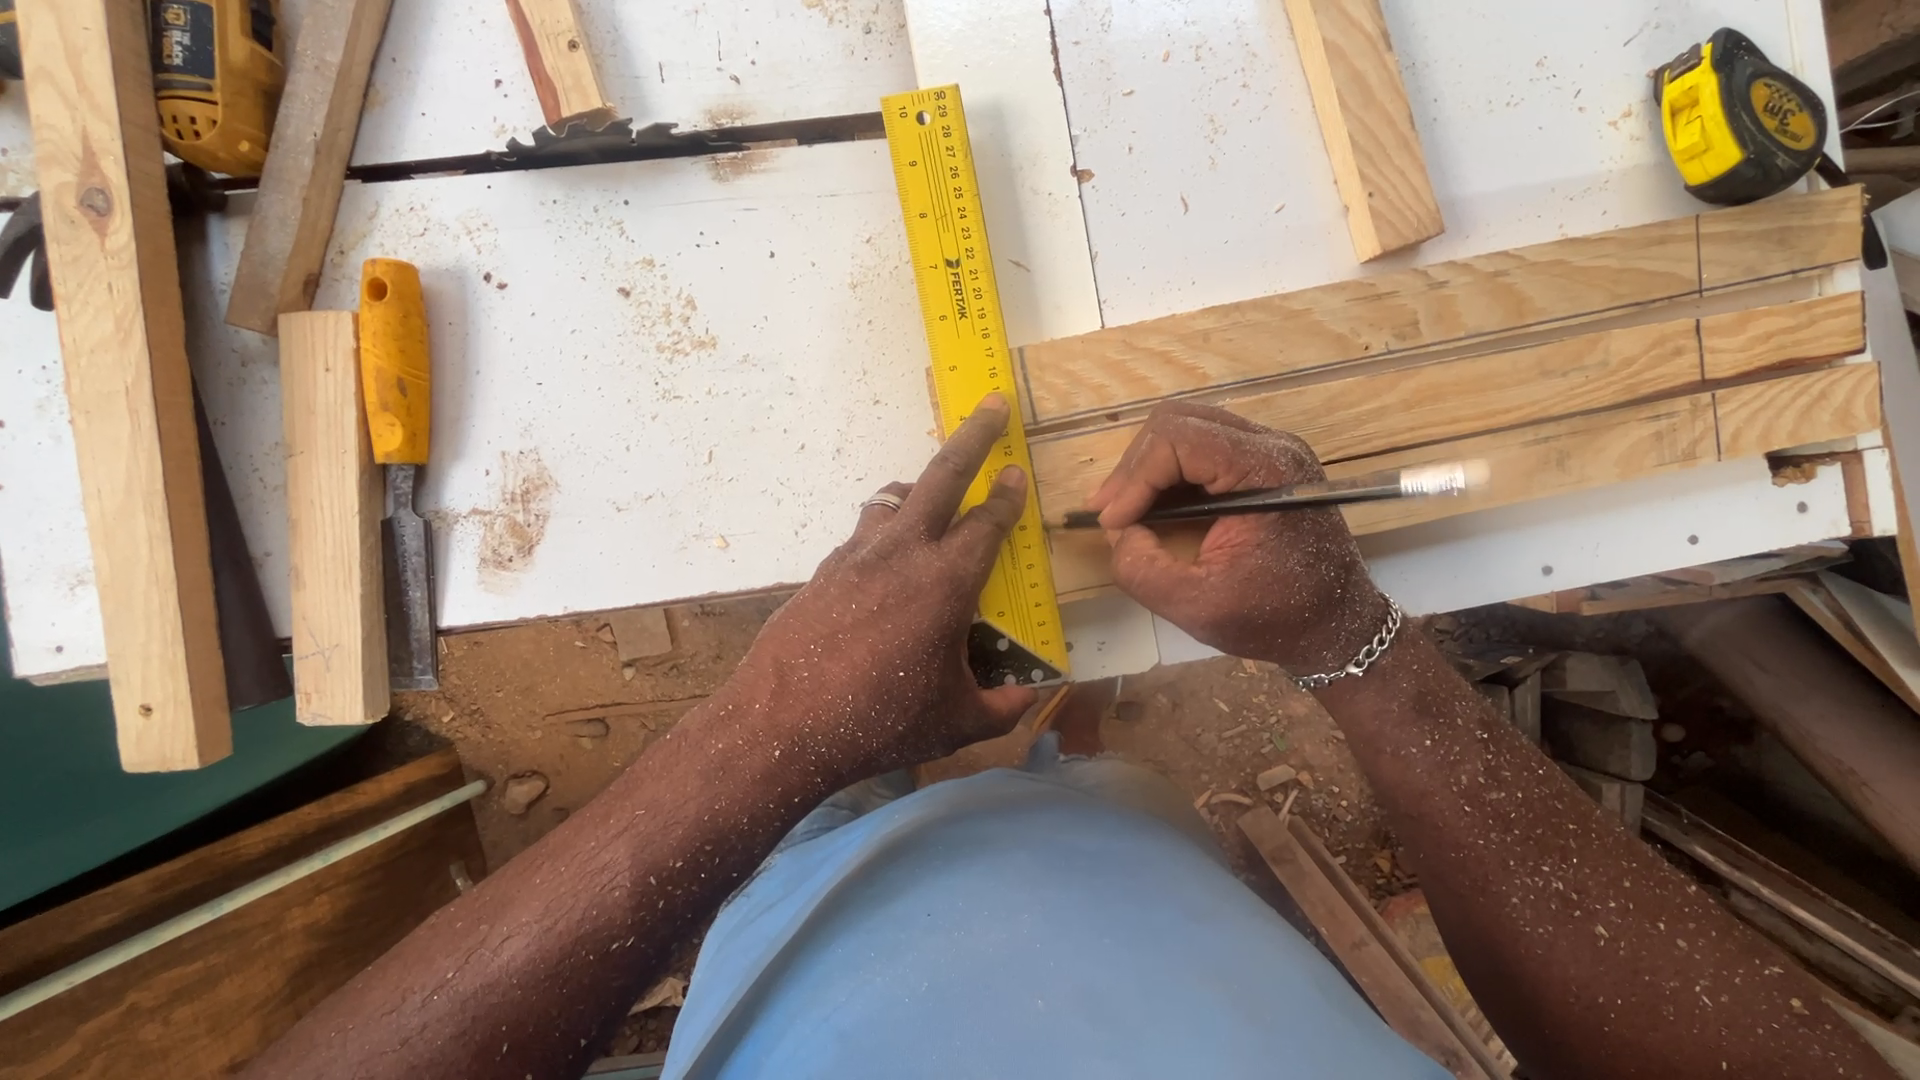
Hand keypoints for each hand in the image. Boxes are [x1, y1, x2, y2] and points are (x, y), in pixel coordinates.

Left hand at [724, 394, 1038, 784]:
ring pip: (893, 499)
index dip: (1008, 497)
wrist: (782, 724)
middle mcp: (902, 554)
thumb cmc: (879, 721)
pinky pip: (863, 534)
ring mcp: (856, 556)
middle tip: (991, 405)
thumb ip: (1001, 707)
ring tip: (930, 492)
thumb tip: (1030, 698)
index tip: (1017, 473)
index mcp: (945, 583)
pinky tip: (885, 562)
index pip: (988, 524)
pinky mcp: (824, 570)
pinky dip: (884, 531)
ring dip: (919, 487)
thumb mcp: (954, 722)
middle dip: (973, 436)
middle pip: (942, 476)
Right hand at [1087, 403, 1386, 672]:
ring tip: (1124, 508)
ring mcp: (1268, 450)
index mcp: (1266, 471)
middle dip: (1134, 467)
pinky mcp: (1261, 463)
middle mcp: (1271, 446)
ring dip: (1147, 467)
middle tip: (1111, 513)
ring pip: (1184, 427)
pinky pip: (1199, 446)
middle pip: (1177, 422)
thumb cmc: (1274, 618)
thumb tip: (1117, 531)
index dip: (1134, 476)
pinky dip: (1166, 472)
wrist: (1335, 624)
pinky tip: (1151, 505)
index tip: (1111, 520)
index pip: (1178, 439)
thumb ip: (1143, 569)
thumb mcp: (1197, 608)